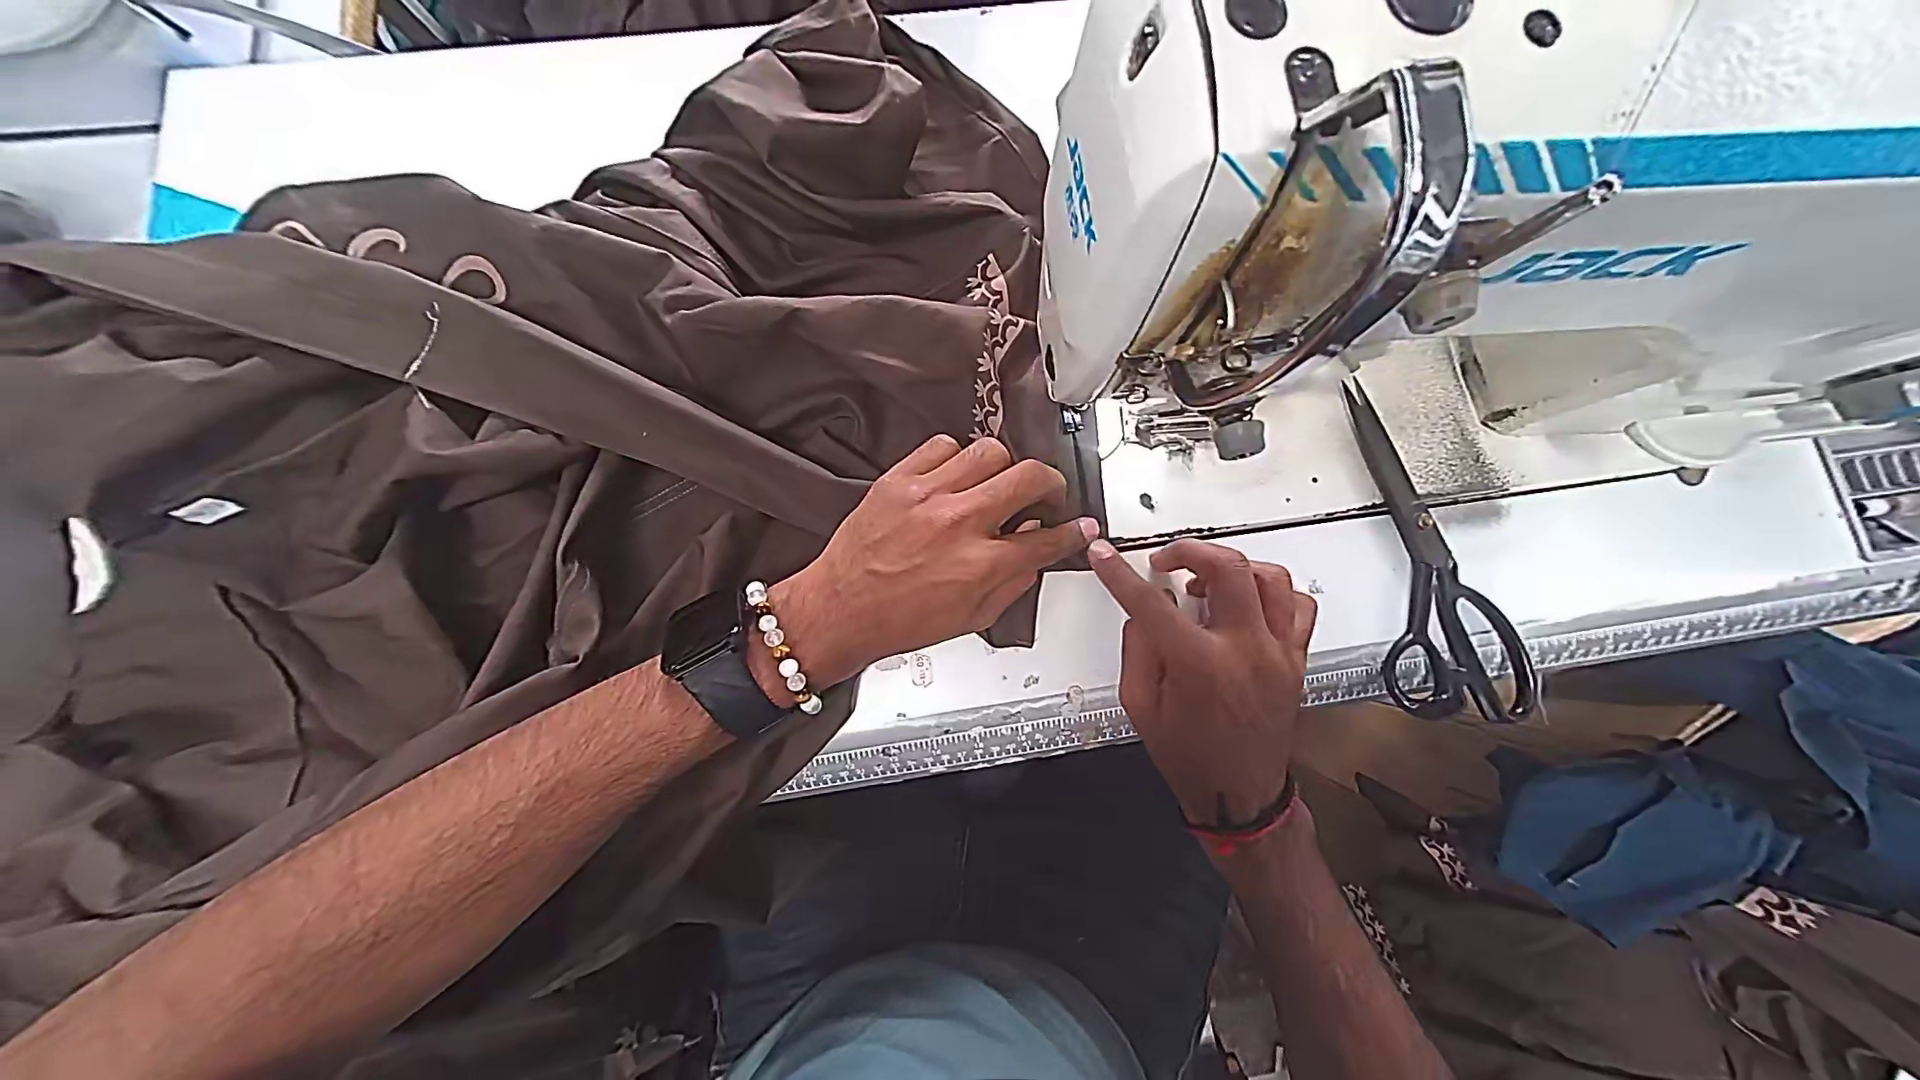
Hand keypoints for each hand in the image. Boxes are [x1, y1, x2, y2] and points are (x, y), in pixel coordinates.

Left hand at [757, 435, 1098, 702]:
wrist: (840, 610)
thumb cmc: (897, 620)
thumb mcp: (972, 617)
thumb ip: (1013, 584)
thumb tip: (1036, 557)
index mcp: (980, 565)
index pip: (1047, 538)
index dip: (1072, 532)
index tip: (1078, 527)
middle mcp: (958, 524)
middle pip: (1030, 478)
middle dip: (1051, 486)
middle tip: (1045, 497)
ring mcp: (927, 497)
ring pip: (990, 452)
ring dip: (1004, 469)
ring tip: (995, 486)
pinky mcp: (898, 481)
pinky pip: (941, 446)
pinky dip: (956, 458)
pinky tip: (954, 478)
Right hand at [1087, 538, 1315, 826]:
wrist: (1240, 794)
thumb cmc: (1193, 758)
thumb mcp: (1140, 705)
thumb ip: (1137, 649)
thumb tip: (1143, 612)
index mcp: (1199, 665)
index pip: (1150, 601)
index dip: (1118, 573)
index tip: (1106, 556)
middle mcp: (1245, 652)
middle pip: (1226, 567)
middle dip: (1187, 550)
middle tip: (1166, 559)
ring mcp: (1277, 653)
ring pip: (1268, 576)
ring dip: (1232, 566)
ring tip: (1205, 578)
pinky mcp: (1295, 659)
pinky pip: (1297, 605)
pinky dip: (1272, 590)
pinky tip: (1248, 598)